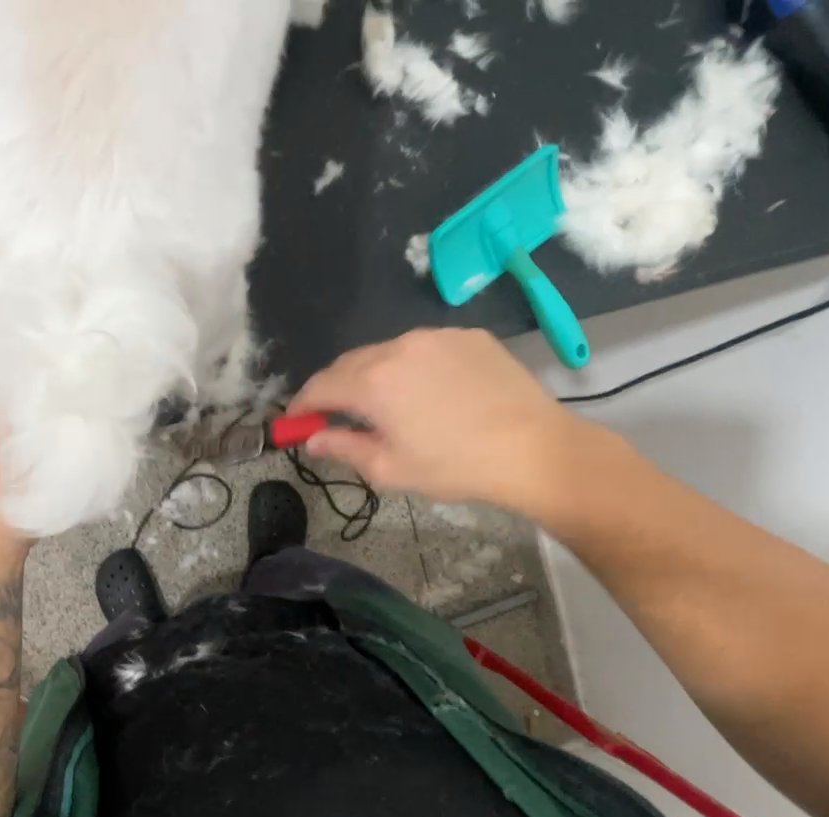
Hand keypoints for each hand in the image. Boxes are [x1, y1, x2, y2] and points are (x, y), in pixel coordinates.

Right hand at [289, 329, 598, 512]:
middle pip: (349, 364)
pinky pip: (423, 348)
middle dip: (334, 389)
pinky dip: (410, 367)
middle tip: (333, 418)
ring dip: (372, 375)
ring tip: (382, 406)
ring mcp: (436, 337)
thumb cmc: (454, 466)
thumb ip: (342, 448)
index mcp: (373, 381)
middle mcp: (399, 347)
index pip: (320, 386)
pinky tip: (425, 394)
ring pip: (385, 352)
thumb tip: (312, 438)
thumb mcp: (389, 468)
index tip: (294, 422)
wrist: (534, 449)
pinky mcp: (468, 336)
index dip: (301, 405)